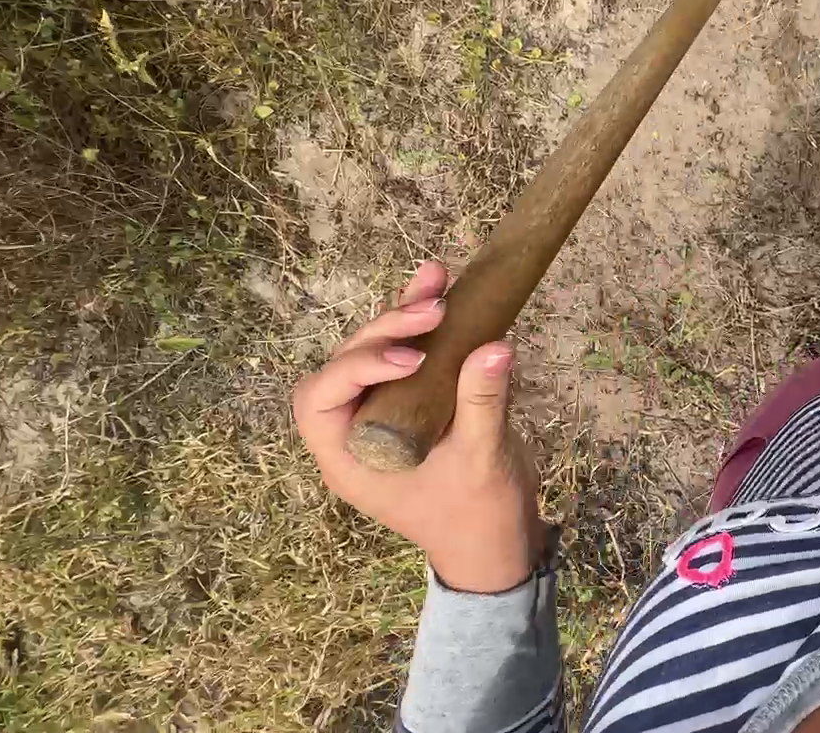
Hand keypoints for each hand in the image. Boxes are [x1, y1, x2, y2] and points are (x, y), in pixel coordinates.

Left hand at [293, 261, 542, 593]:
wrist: (498, 540)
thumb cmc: (478, 512)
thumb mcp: (482, 460)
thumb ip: (483, 403)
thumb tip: (496, 346)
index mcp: (350, 457)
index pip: (321, 401)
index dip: (358, 368)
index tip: (414, 357)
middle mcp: (358, 430)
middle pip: (348, 365)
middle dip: (387, 330)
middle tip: (435, 307)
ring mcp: (389, 413)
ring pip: (378, 352)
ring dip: (403, 315)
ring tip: (436, 279)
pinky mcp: (421, 401)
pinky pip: (414, 355)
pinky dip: (426, 325)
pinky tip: (445, 290)